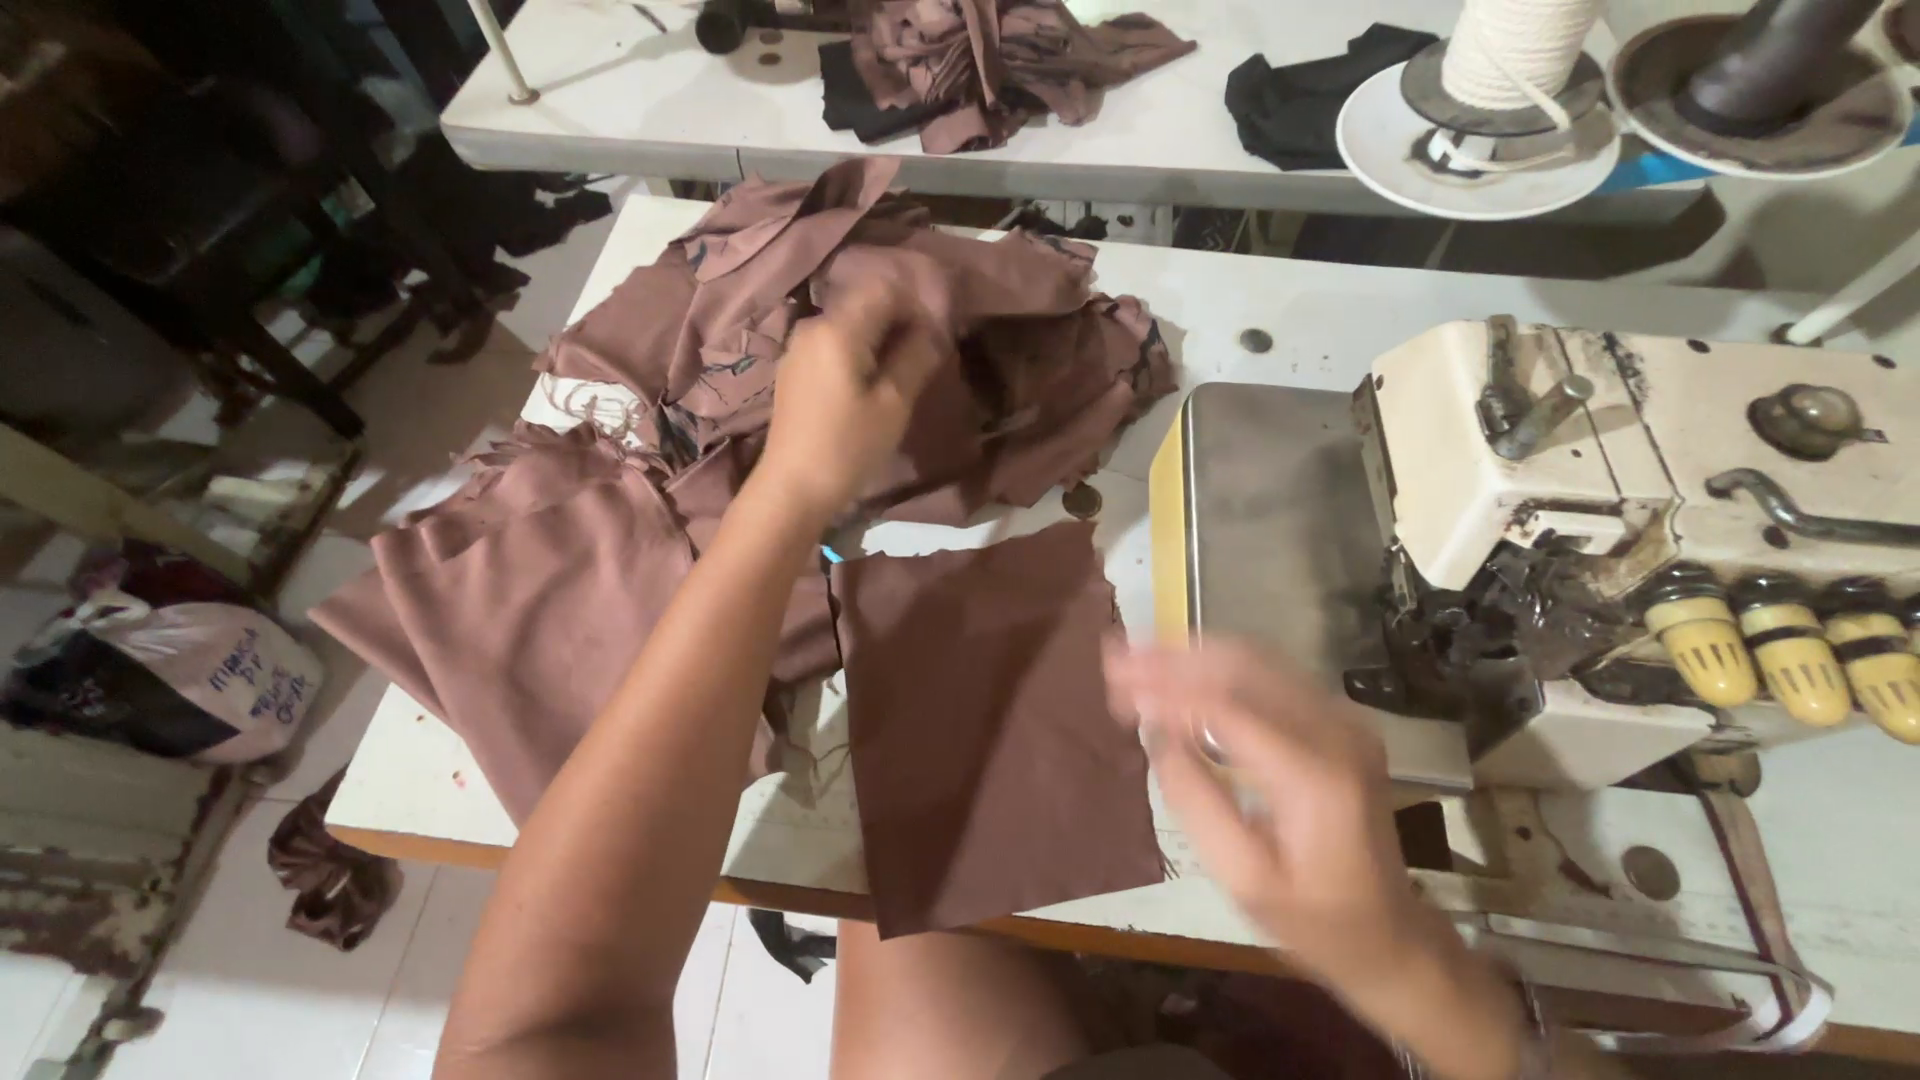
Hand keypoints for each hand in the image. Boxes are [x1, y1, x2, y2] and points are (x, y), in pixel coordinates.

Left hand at [756, 277, 947, 521]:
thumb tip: (933, 331)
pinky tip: (870, 385)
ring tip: (901, 373)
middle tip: (925, 356)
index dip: (916, 304)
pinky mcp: (794, 371)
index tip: (937, 335)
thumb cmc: (848, 446)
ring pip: (850, 326)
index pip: (885, 288)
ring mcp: (798, 348)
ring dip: (880, 340)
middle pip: (865, 304)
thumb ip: (916, 358)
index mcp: (838, 328)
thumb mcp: (893, 404)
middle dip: (899, 322)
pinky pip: (833, 347)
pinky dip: (858, 354)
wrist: (791, 488)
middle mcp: (813, 326)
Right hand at [1102, 638, 1433, 986]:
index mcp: (1314, 775)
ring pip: (1254, 659)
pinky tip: (1180, 672)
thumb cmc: (1310, 918)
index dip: (1167, 689)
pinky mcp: (1338, 719)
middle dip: (1171, 657)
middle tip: (1116, 660)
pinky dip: (1217, 667)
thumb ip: (1194, 801)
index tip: (1115, 685)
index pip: (1226, 707)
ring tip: (1136, 659)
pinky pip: (1269, 673)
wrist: (1388, 931)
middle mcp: (1336, 730)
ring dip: (1191, 656)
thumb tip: (1156, 732)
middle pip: (1241, 667)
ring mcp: (1343, 719)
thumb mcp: (1242, 878)